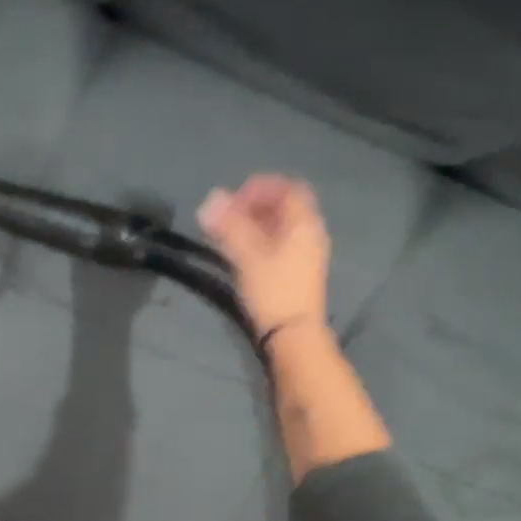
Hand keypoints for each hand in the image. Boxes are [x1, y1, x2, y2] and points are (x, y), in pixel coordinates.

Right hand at [197, 174, 330, 340]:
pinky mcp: (298, 272)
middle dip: (255, 205)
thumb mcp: (247, 255)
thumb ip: (229, 225)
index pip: (288, 189)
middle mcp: (310, 233)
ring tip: (229, 233)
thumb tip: (210, 199)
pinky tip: (242, 253)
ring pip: (281, 227)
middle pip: (285, 207)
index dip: (262, 187)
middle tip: (228, 214)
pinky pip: (280, 244)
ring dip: (256, 224)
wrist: (293, 333)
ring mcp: (306, 254)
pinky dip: (261, 240)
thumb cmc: (273, 289)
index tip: (235, 196)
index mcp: (303, 223)